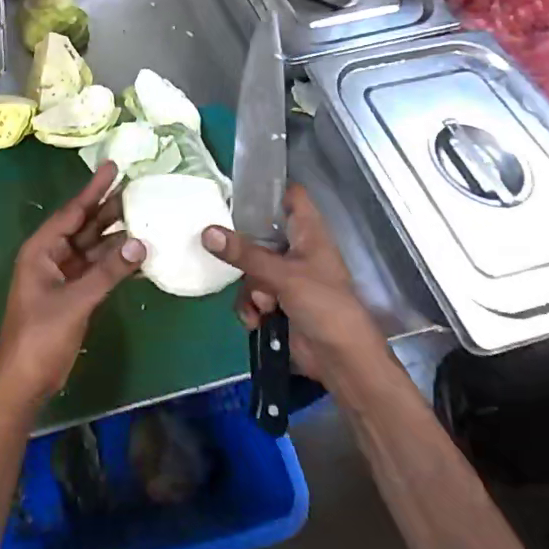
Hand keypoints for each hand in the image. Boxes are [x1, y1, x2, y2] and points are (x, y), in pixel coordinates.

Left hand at [0, 162, 145, 408]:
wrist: (24, 381)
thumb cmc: (40, 336)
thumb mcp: (75, 301)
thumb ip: (108, 272)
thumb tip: (139, 244)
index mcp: (41, 250)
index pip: (72, 212)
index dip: (93, 190)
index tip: (114, 167)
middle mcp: (52, 256)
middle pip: (84, 226)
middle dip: (109, 209)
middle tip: (138, 189)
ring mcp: (63, 276)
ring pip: (93, 248)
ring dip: (116, 238)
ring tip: (146, 218)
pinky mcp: (73, 295)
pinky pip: (98, 270)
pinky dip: (116, 264)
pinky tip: (139, 258)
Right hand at [203, 184, 389, 388]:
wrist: (341, 360)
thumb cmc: (324, 305)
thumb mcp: (283, 275)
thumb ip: (245, 254)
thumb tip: (207, 232)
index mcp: (309, 232)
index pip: (291, 196)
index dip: (269, 188)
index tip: (238, 189)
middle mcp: (296, 250)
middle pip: (260, 234)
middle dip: (245, 252)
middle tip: (230, 255)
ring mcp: (286, 278)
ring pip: (251, 269)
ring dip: (251, 289)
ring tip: (263, 305)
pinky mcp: (277, 304)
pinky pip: (251, 295)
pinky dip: (251, 308)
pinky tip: (257, 321)